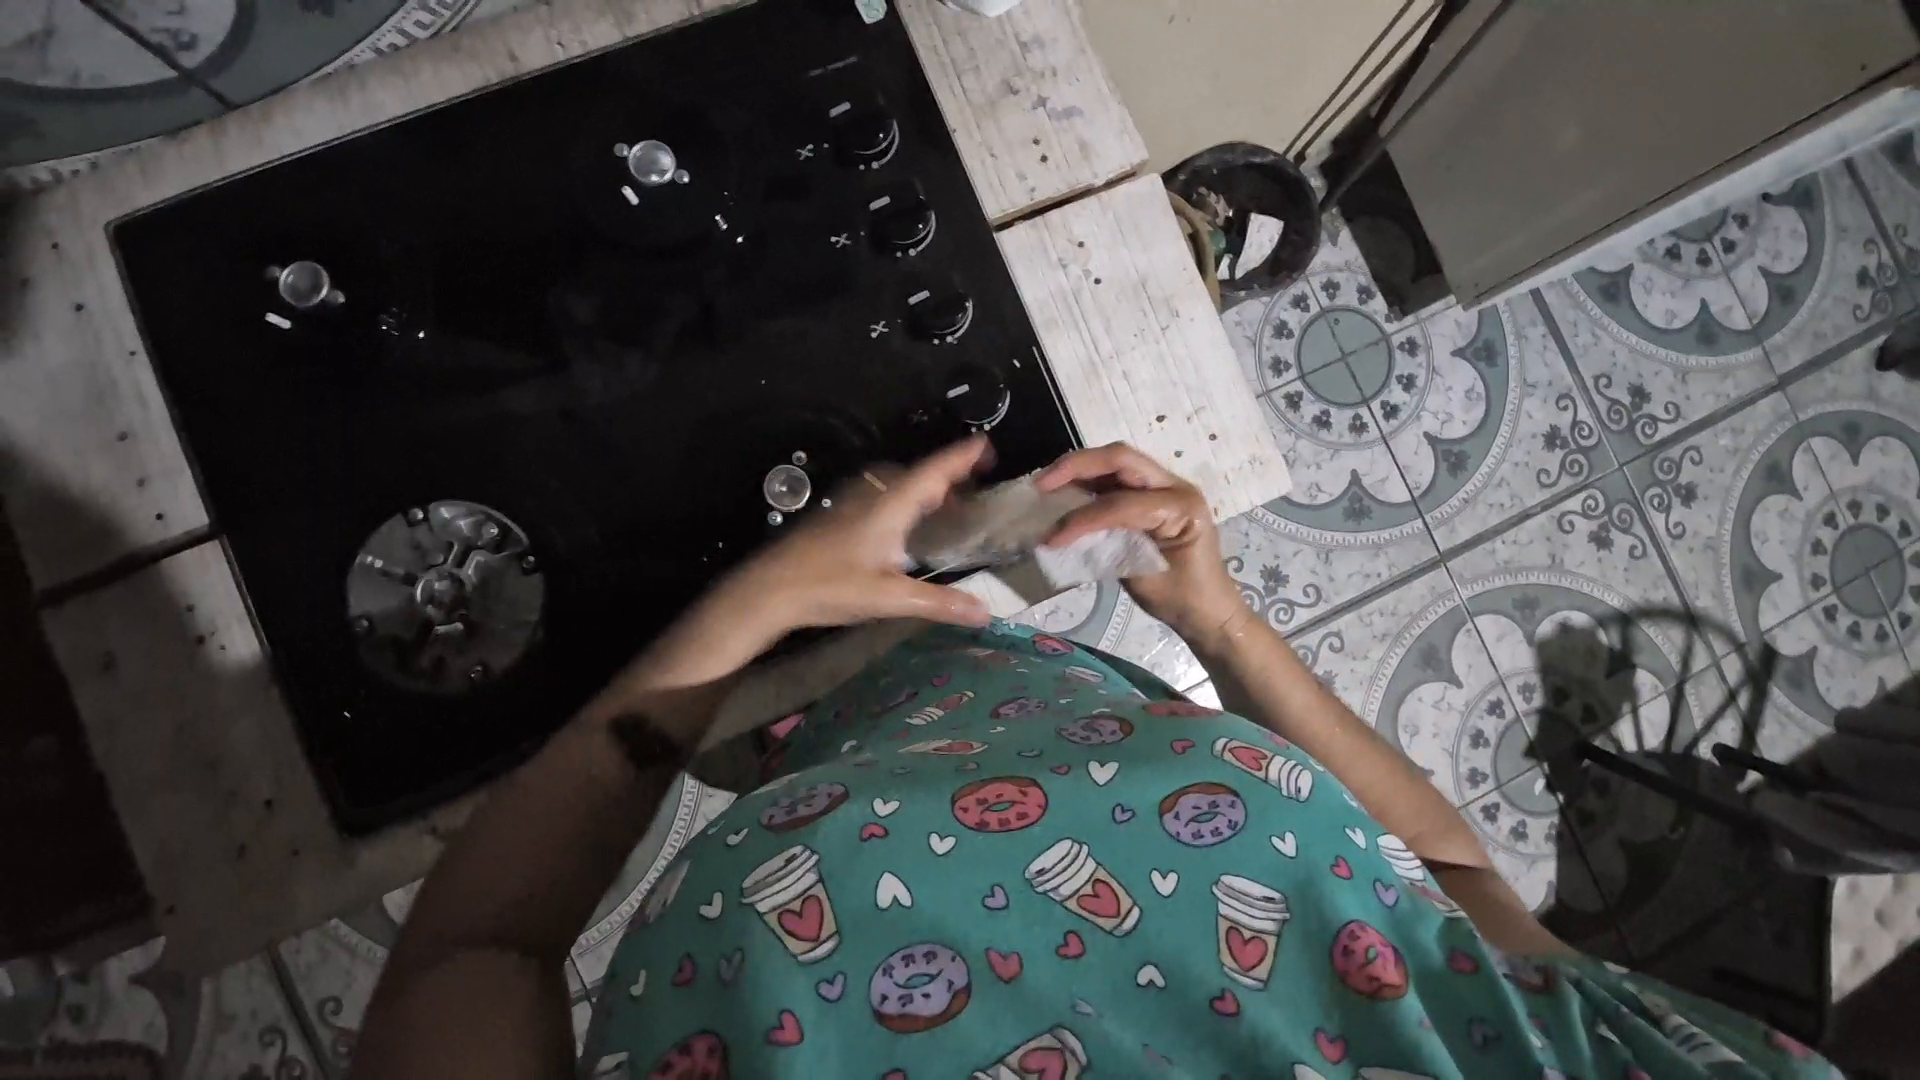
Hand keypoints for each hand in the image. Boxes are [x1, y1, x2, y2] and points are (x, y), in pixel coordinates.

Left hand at [584, 438, 995, 738]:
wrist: (769, 589)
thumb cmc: (829, 586)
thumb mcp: (889, 598)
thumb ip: (938, 603)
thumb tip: (984, 611)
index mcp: (891, 505)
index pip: (934, 471)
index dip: (962, 456)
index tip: (987, 446)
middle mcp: (873, 496)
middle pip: (918, 474)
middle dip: (949, 475)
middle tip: (975, 488)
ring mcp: (852, 504)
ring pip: (897, 485)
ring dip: (924, 489)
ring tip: (946, 507)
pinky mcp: (839, 517)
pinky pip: (882, 497)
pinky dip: (904, 502)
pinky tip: (905, 530)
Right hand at [1034, 442, 1245, 645]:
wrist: (1209, 609)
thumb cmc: (1181, 598)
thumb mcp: (1142, 577)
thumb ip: (1108, 547)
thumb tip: (1064, 536)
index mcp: (1180, 508)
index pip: (1120, 504)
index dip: (1080, 519)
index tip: (1050, 539)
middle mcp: (1176, 486)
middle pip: (1120, 459)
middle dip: (1076, 466)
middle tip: (1041, 484)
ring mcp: (1166, 486)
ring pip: (1118, 461)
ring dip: (1080, 468)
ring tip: (1047, 484)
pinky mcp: (1154, 493)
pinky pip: (1119, 476)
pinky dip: (1089, 480)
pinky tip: (1066, 491)